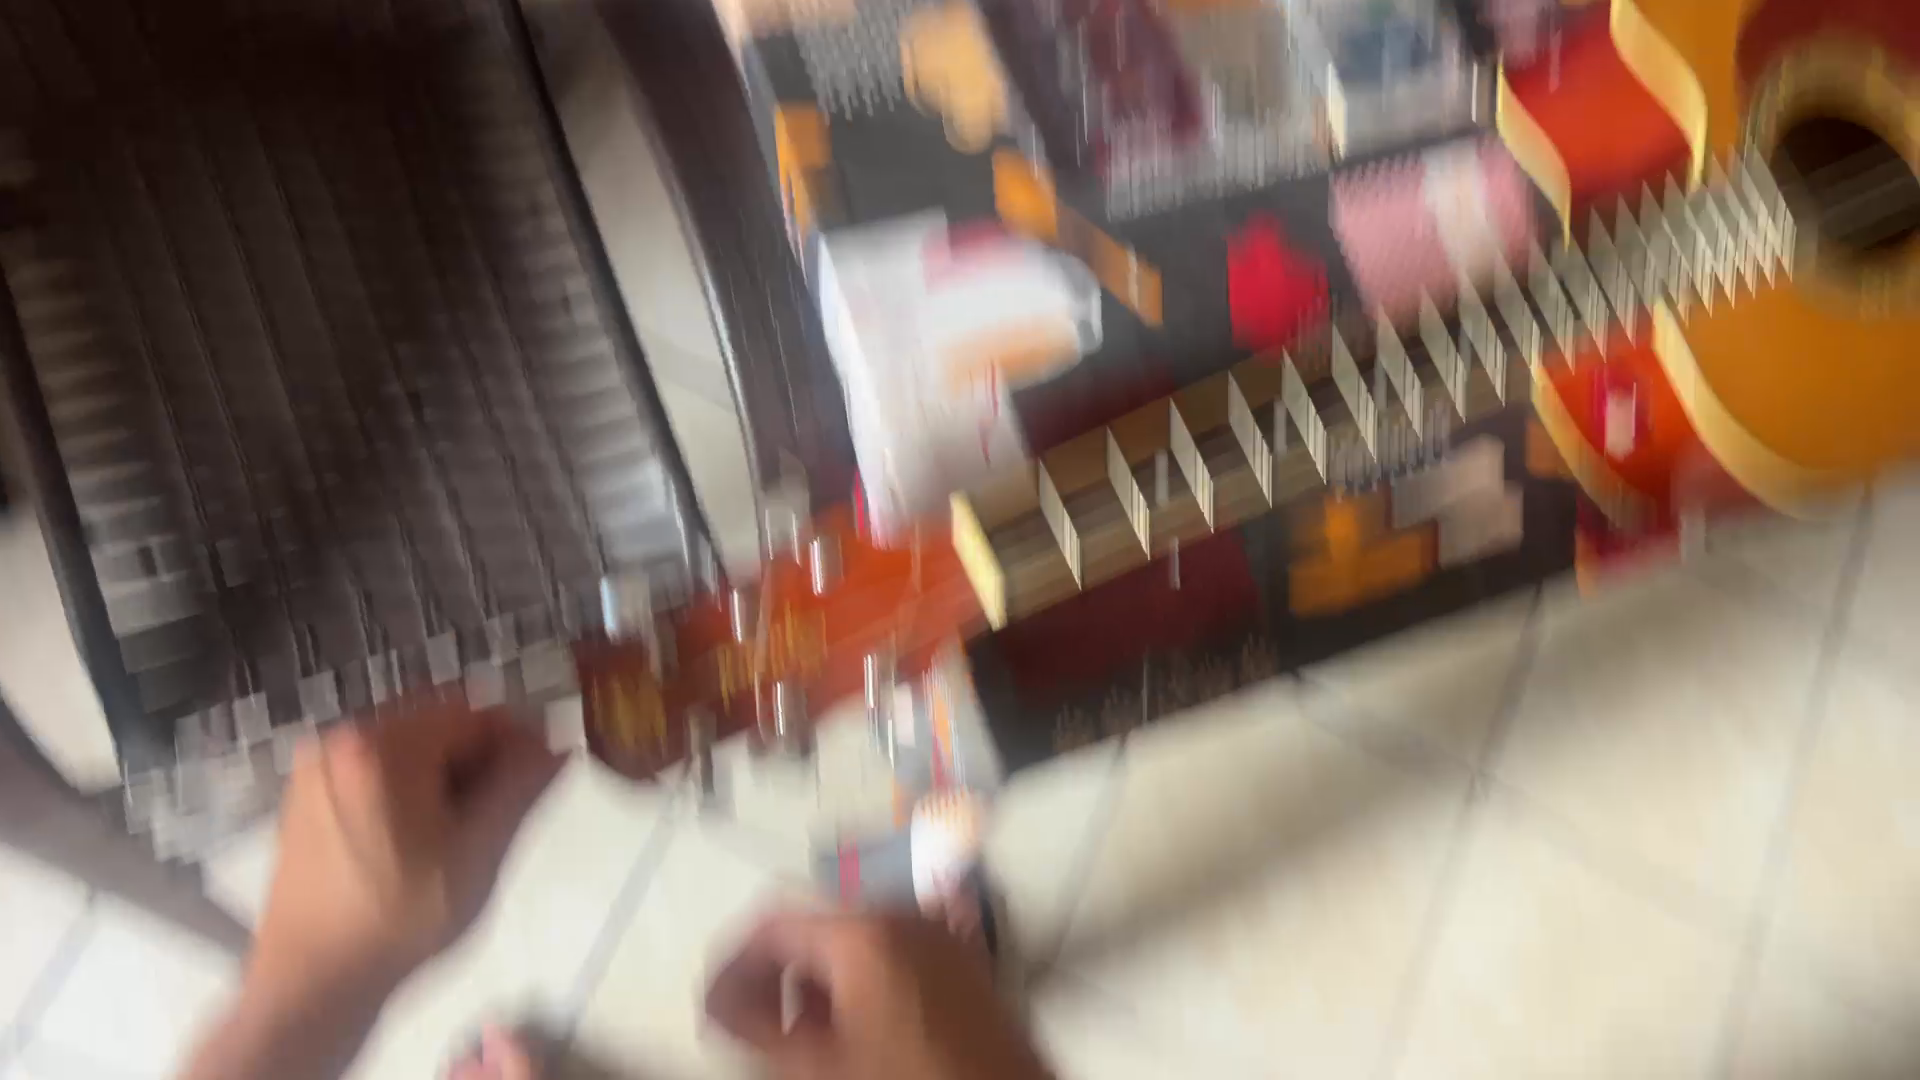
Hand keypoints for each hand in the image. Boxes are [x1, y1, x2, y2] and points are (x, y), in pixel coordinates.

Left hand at [250, 697, 564, 997]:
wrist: (309, 990)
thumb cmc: (401, 916)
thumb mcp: (483, 848)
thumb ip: (526, 785)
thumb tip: (559, 746)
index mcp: (384, 746)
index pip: (478, 712)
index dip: (521, 739)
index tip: (542, 775)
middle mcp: (342, 741)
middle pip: (445, 722)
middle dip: (486, 756)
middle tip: (508, 803)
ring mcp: (320, 768)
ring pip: (419, 744)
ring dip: (456, 770)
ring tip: (470, 822)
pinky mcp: (311, 795)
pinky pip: (385, 765)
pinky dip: (419, 784)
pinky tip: (430, 831)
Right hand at [705, 910, 1053, 1079]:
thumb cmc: (917, 1079)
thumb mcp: (820, 1063)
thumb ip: (755, 1023)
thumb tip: (719, 998)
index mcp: (865, 930)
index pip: (775, 919)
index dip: (736, 958)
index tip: (717, 992)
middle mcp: (904, 913)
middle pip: (817, 925)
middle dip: (780, 972)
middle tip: (758, 1021)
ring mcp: (938, 930)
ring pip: (855, 937)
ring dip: (820, 978)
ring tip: (807, 1036)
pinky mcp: (959, 953)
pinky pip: (894, 947)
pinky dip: (862, 978)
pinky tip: (857, 1026)